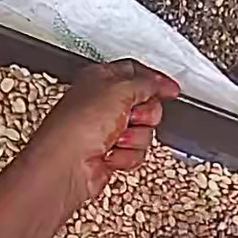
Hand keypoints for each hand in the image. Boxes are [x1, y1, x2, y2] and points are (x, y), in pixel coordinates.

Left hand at [24, 58, 179, 208]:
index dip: (155, 81)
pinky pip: (136, 153)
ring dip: (134, 138)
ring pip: (144, 132)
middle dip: (145, 114)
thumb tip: (159, 84)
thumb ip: (146, 83)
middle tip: (131, 118)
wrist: (67, 164)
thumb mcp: (120, 89)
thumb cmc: (80, 125)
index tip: (171, 90)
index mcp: (101, 80)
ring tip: (115, 139)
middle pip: (146, 105)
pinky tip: (109, 154)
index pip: (135, 73)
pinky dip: (126, 155)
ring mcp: (108, 132)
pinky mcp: (111, 154)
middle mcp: (104, 105)